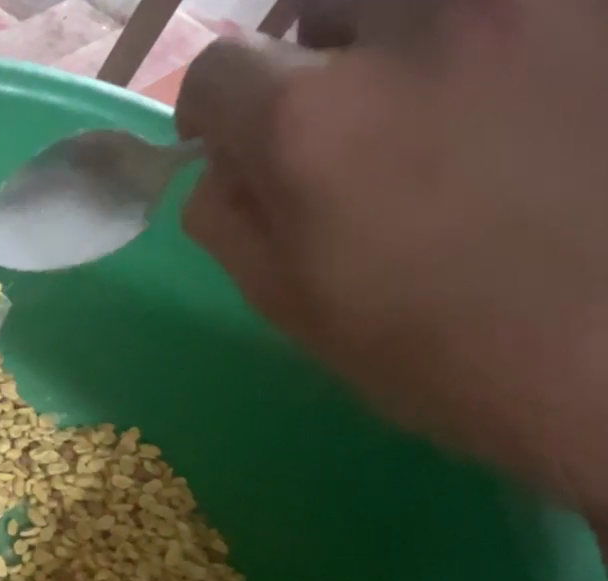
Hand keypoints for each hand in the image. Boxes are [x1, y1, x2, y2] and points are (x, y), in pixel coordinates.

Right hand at [175, 0, 607, 516]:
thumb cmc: (426, 345)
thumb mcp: (282, 297)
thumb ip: (228, 213)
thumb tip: (220, 162)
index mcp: (308, 119)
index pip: (217, 67)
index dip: (212, 109)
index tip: (227, 138)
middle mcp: (417, 31)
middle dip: (308, 44)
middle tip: (329, 96)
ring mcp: (536, 11)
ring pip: (428, 0)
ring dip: (400, 36)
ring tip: (428, 94)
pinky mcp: (606, 22)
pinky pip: (519, 20)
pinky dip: (489, 50)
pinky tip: (507, 105)